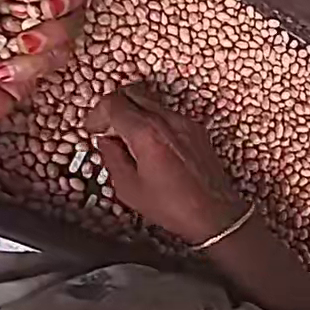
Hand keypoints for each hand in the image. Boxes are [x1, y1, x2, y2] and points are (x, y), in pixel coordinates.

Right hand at [85, 84, 247, 244]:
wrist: (214, 214)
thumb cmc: (175, 206)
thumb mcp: (129, 189)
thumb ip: (112, 158)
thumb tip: (106, 142)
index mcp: (147, 134)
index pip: (113, 103)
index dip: (97, 115)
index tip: (94, 129)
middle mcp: (168, 121)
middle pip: (132, 94)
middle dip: (115, 108)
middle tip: (108, 130)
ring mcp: (186, 123)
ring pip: (152, 103)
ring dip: (136, 115)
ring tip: (130, 141)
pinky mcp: (198, 131)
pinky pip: (169, 115)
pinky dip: (155, 123)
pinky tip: (152, 147)